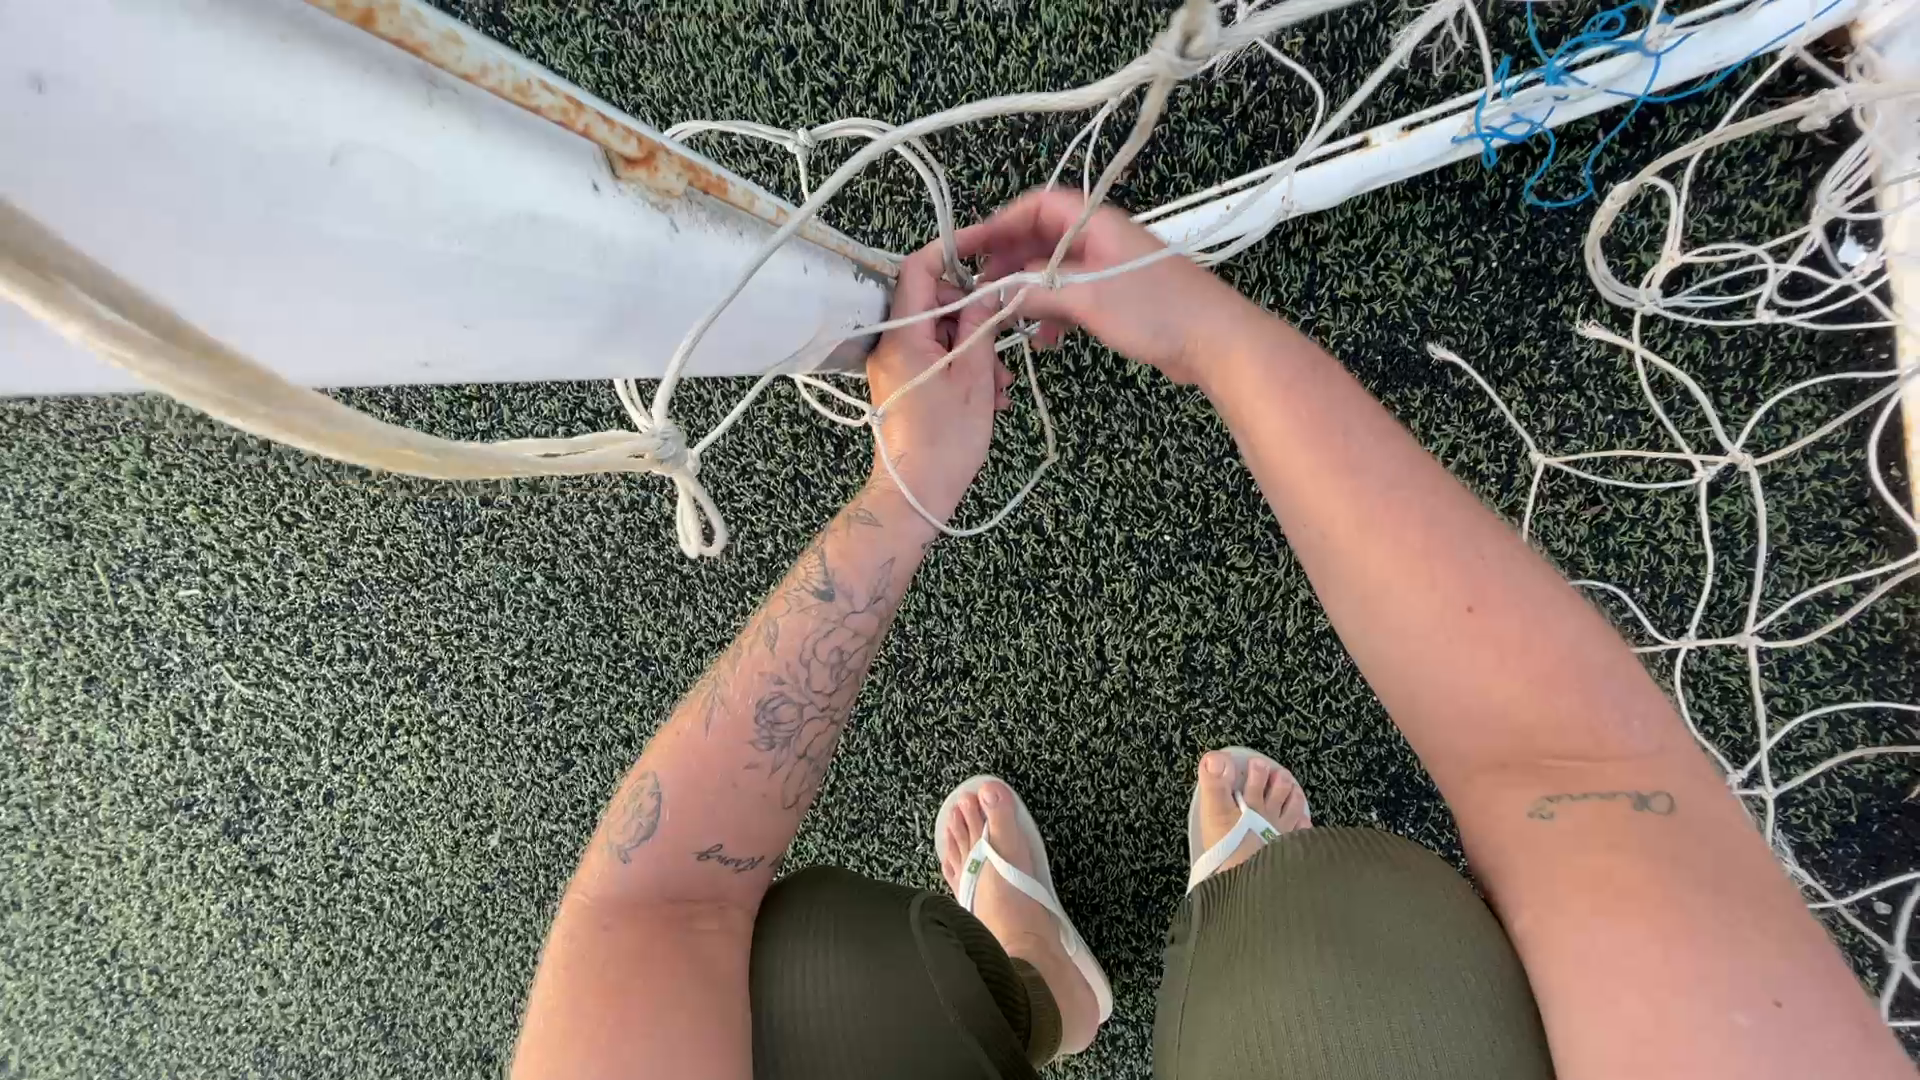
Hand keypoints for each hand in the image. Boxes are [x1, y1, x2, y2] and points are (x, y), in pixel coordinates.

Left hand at [864, 239, 1013, 524]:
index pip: (918, 269)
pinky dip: (962, 371)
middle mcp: (890, 345)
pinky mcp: (902, 386)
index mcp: (903, 335)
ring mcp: (894, 367)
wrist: (915, 494)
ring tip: (999, 387)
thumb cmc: (946, 439)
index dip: (952, 253)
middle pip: (934, 304)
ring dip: (974, 352)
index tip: (986, 254)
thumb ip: (981, 326)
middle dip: (974, 319)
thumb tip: (991, 290)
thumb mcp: (974, 377)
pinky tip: (987, 397)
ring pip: (939, 336)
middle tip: (1002, 347)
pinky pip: (934, 361)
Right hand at [960, 189, 1258, 385]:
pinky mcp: (1117, 297)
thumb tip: (1000, 291)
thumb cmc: (1157, 309)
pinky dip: (1055, 314)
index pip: (1037, 207)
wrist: (1214, 340)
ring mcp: (1110, 268)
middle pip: (1041, 240)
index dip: (1000, 223)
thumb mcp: (1086, 297)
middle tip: (984, 288)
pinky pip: (1073, 297)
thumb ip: (1038, 290)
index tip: (971, 247)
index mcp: (1095, 223)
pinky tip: (1048, 339)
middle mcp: (1101, 239)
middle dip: (1010, 263)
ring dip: (1032, 294)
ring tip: (1014, 319)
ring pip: (1055, 272)